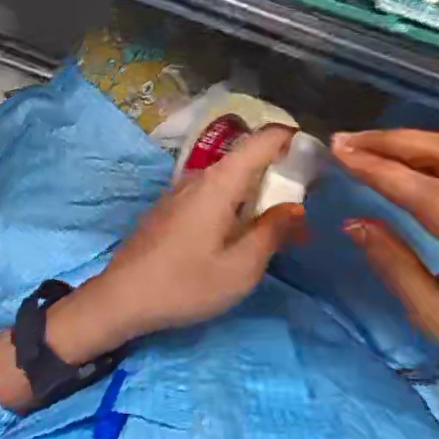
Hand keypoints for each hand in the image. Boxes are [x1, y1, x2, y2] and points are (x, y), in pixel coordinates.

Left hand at [0, 126, 305, 414]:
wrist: (121, 299)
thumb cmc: (184, 285)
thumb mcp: (240, 268)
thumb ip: (272, 233)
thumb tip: (295, 207)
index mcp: (219, 183)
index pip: (263, 140)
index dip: (294, 141)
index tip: (318, 160)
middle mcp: (198, 179)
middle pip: (246, 159)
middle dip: (280, 174)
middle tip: (307, 201)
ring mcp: (179, 194)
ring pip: (228, 180)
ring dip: (257, 194)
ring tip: (279, 223)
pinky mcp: (168, 211)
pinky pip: (210, 196)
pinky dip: (234, 205)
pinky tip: (241, 233)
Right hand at [329, 130, 438, 411]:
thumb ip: (398, 270)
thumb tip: (355, 223)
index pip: (437, 200)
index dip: (385, 173)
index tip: (342, 158)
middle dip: (397, 142)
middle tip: (346, 142)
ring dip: (413, 142)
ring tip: (364, 145)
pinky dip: (430, 156)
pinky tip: (398, 159)